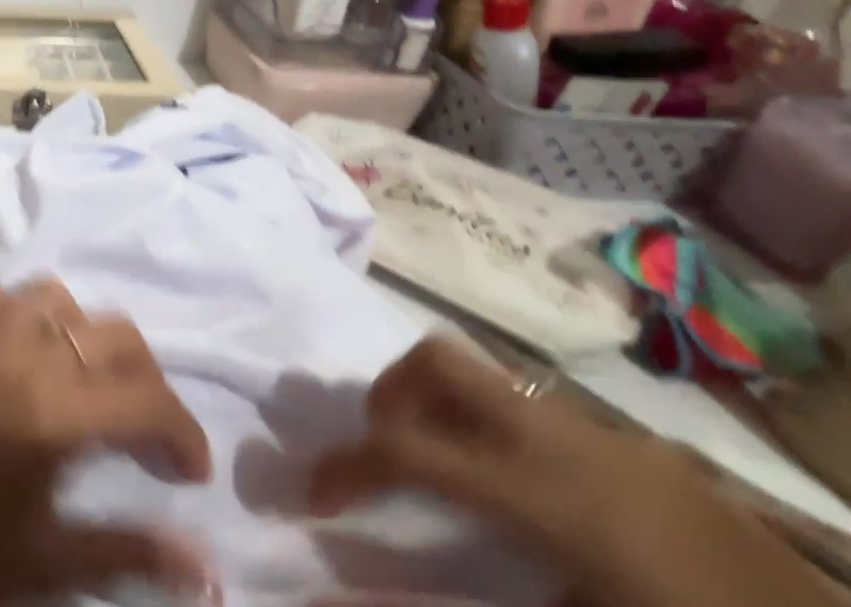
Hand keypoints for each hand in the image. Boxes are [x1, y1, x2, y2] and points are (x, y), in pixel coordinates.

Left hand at [0, 279, 212, 606]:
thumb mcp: (37, 562)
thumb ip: (123, 553)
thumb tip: (205, 568)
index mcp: (53, 413)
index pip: (147, 401)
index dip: (183, 434)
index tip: (188, 473)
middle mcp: (22, 357)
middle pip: (113, 334)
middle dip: (144, 377)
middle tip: (142, 429)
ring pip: (52, 297)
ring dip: (83, 331)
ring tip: (83, 380)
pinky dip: (19, 312)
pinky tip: (18, 352)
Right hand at [309, 339, 838, 606]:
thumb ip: (446, 603)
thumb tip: (333, 594)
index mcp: (547, 493)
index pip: (409, 451)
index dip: (343, 468)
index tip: (309, 498)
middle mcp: (566, 440)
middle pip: (439, 362)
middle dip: (387, 396)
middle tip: (380, 452)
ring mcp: (606, 434)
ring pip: (485, 377)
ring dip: (439, 408)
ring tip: (440, 474)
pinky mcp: (636, 445)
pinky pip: (532, 410)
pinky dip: (492, 431)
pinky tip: (518, 497)